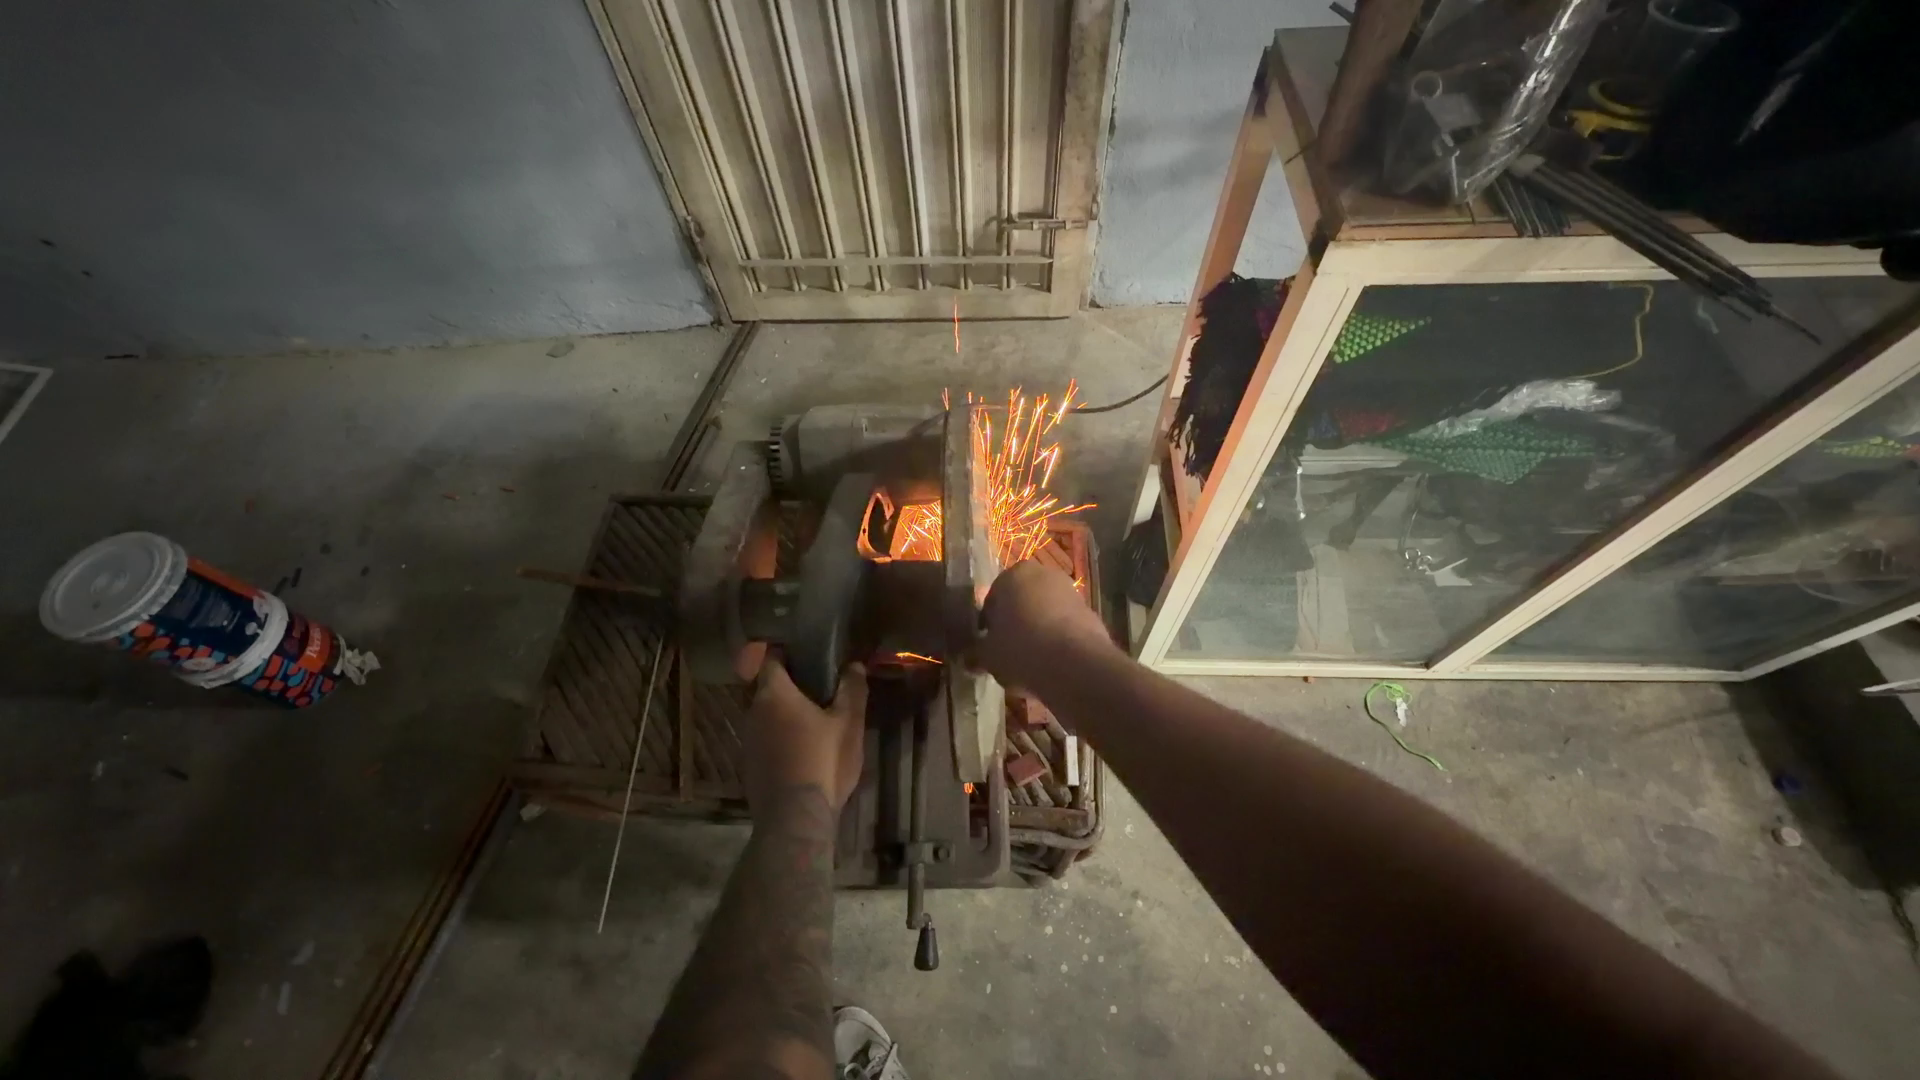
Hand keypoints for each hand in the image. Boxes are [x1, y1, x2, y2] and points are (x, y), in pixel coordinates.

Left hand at [743, 657, 867, 821]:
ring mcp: (747, 740)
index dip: (787, 653)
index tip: (806, 654)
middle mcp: (753, 712)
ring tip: (813, 721)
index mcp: (774, 694)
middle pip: (768, 688)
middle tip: (819, 689)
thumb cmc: (824, 761)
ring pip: (766, 716)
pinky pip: (764, 740)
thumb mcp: (849, 723)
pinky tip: (801, 751)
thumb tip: (854, 665)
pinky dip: (779, 738)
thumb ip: (852, 689)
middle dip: (790, 686)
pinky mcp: (748, 765)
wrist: (795, 818)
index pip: (771, 660)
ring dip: (785, 715)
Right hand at [976, 561, 1112, 691]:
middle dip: (1016, 622)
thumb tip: (969, 659)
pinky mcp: (1091, 612)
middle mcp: (1044, 574)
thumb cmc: (1020, 649)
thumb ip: (976, 654)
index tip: (988, 644)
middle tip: (1009, 651)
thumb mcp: (988, 656)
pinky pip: (1066, 626)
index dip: (988, 623)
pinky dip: (1059, 640)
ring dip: (1038, 631)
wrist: (1074, 664)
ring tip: (1032, 661)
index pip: (992, 597)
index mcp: (1012, 575)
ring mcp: (1071, 591)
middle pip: (1022, 600)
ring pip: (1046, 612)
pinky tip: (1053, 664)